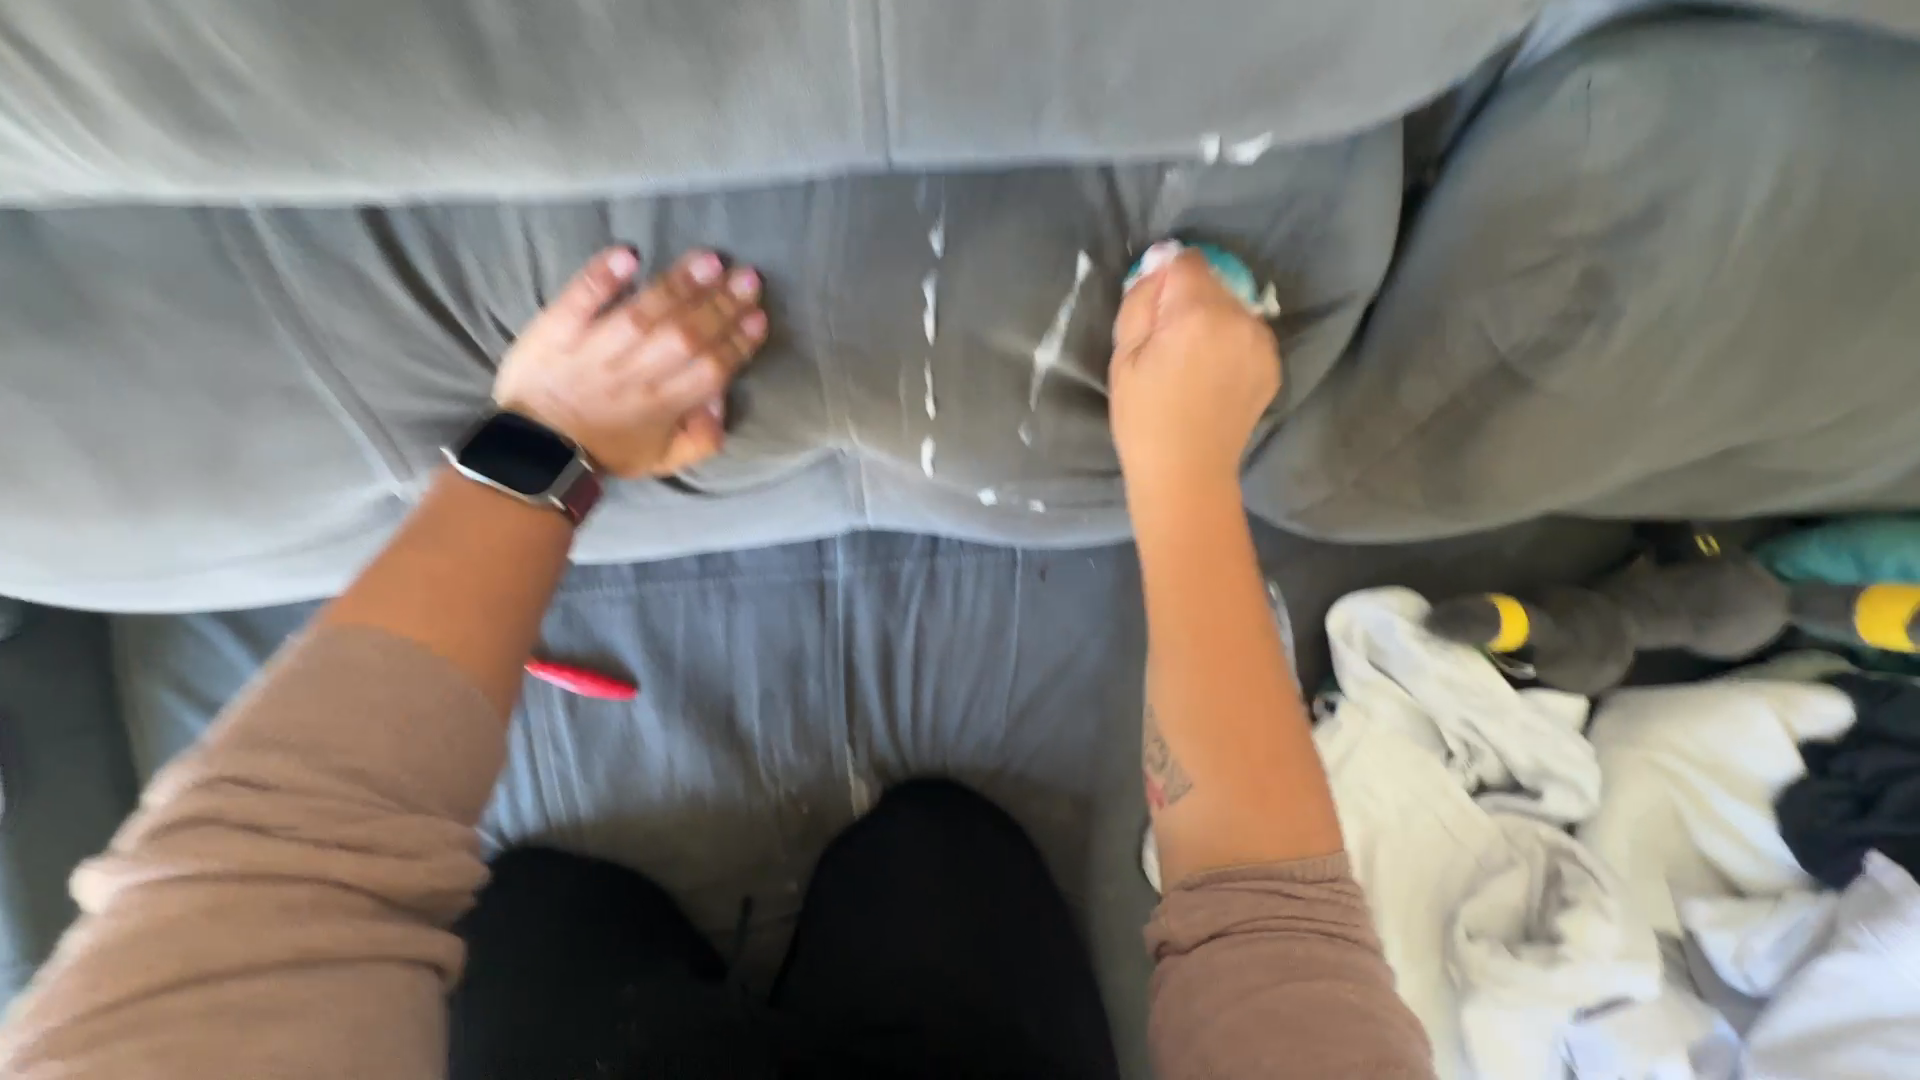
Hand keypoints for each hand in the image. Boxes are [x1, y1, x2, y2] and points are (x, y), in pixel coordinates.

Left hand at [491, 246, 768, 477]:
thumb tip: (722, 401)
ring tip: (710, 260)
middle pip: (686, 336)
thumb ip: (702, 438)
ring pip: (643, 313)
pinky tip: (629, 254)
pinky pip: (580, 300)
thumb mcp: (663, 460)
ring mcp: (594, 349)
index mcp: (664, 406)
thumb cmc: (608, 449)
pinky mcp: (556, 330)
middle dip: (721, 306)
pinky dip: (602, 277)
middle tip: (748, 278)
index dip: (737, 342)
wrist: (536, 450)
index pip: (710, 370)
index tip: (759, 316)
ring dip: (679, 285)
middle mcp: (635, 375)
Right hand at [1108, 249, 1280, 490]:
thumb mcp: (1122, 356)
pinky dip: (1229, 344)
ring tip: (1191, 366)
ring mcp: (1263, 342)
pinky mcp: (1273, 363)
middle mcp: (1240, 318)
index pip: (1186, 261)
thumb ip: (1141, 300)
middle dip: (1188, 302)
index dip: (1164, 281)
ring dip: (1211, 322)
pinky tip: (1212, 379)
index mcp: (1197, 313)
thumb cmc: (1143, 419)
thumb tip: (1159, 265)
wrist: (1186, 473)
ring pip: (1231, 307)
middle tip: (1167, 348)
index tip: (1152, 315)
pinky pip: (1246, 334)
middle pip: (1212, 283)